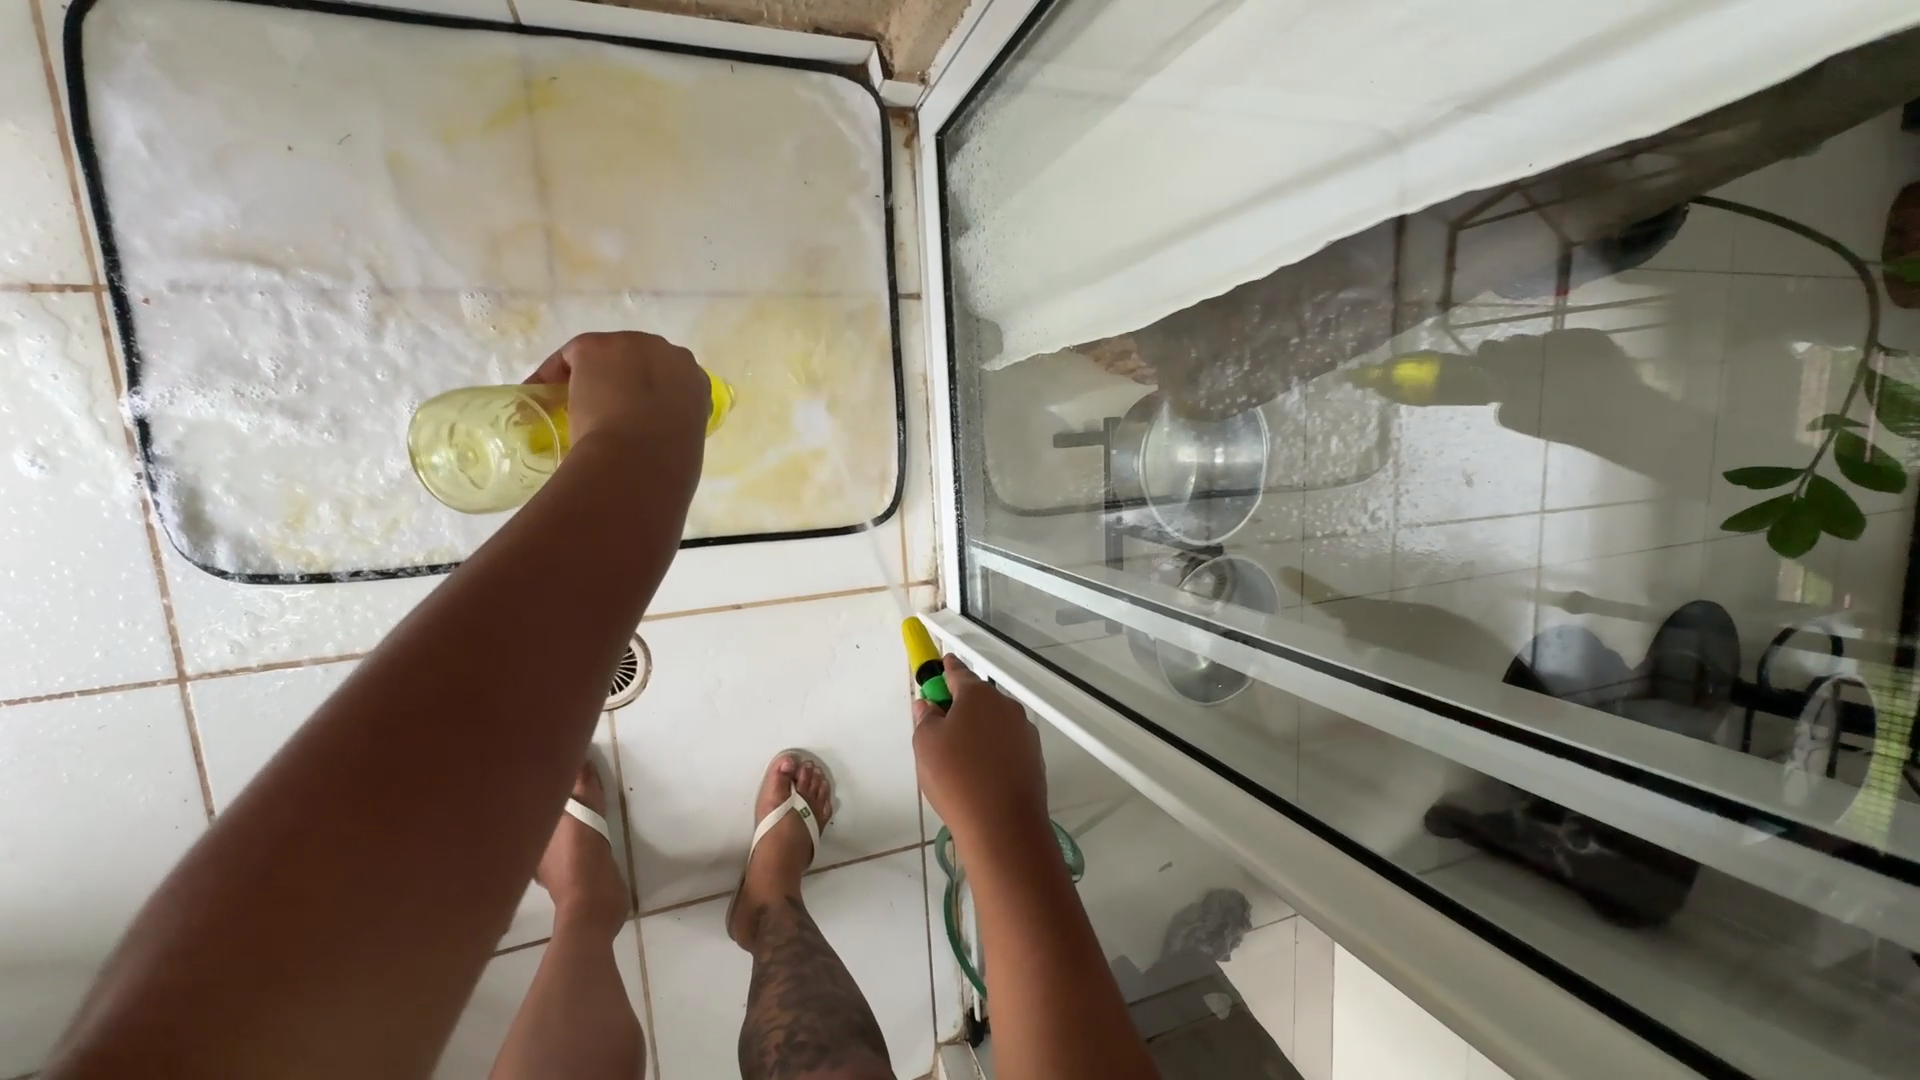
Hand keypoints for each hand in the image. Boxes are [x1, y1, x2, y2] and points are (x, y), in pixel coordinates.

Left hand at [527, 331, 710, 452]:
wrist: (643, 458)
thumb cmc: (671, 463)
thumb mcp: (685, 444)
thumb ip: (672, 433)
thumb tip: (650, 448)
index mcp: (696, 382)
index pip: (671, 382)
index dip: (650, 399)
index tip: (634, 420)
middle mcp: (668, 354)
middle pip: (638, 362)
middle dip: (621, 381)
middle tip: (603, 411)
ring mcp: (630, 346)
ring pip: (605, 359)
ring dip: (591, 378)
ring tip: (572, 408)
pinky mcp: (594, 347)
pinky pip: (568, 359)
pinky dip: (550, 378)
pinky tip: (539, 402)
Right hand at [912, 655, 1049, 842]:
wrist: (1003, 826)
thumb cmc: (956, 777)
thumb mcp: (925, 744)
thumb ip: (925, 718)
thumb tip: (929, 705)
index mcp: (979, 695)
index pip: (959, 673)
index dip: (946, 669)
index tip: (941, 664)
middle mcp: (1006, 707)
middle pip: (979, 699)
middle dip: (961, 707)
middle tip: (941, 730)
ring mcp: (1025, 733)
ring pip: (994, 724)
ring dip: (978, 731)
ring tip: (960, 762)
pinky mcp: (1035, 759)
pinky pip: (1007, 746)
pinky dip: (993, 752)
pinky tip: (981, 776)